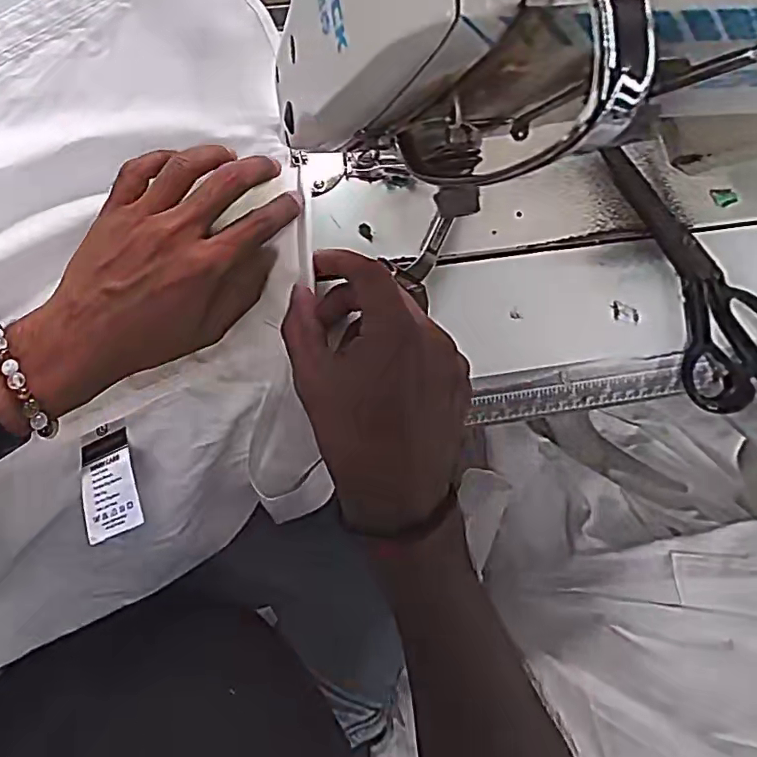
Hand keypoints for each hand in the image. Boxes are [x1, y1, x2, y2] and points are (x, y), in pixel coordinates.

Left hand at [0, 145, 300, 429]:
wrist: (84, 338)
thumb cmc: (137, 339)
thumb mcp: (206, 329)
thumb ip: (241, 292)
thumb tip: (262, 263)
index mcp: (204, 265)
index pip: (256, 224)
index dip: (280, 209)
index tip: (286, 204)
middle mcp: (176, 234)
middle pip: (227, 183)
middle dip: (256, 170)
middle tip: (264, 169)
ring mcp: (143, 218)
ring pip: (185, 166)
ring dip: (213, 154)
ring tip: (226, 155)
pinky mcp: (115, 212)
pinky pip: (137, 171)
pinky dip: (158, 158)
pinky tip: (172, 159)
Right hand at [281, 249, 470, 533]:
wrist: (398, 495)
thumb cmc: (361, 445)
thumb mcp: (313, 378)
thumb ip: (301, 326)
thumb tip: (301, 298)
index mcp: (397, 332)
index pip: (370, 271)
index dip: (339, 261)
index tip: (323, 266)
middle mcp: (431, 339)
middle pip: (388, 292)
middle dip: (350, 298)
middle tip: (325, 321)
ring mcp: (448, 359)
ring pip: (406, 317)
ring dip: (373, 322)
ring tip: (349, 357)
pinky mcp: (456, 378)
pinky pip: (424, 342)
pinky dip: (397, 344)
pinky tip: (375, 374)